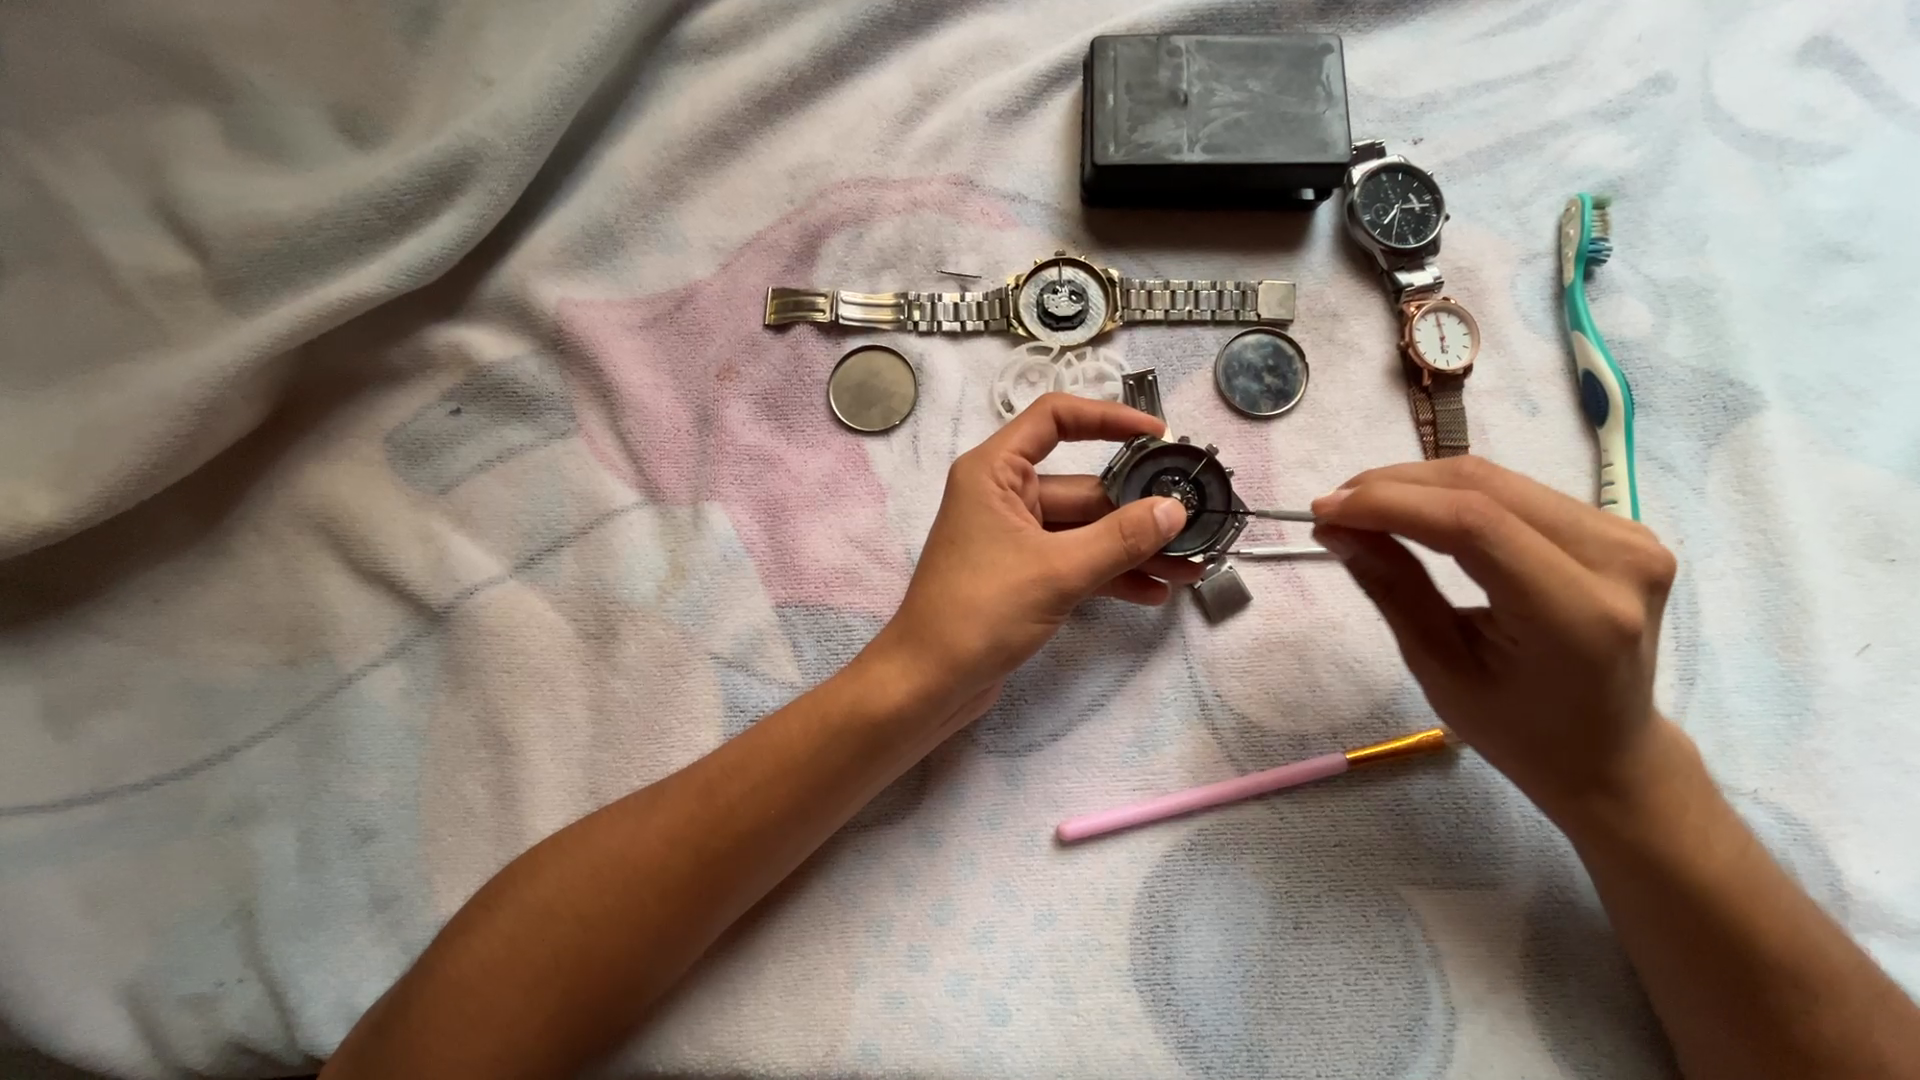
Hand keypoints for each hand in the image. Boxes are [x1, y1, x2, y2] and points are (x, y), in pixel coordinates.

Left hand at [870, 394, 1196, 717]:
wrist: (928, 682)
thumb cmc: (979, 612)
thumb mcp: (1057, 571)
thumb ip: (1119, 539)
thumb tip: (1174, 510)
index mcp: (995, 472)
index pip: (1055, 418)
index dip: (1108, 418)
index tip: (1158, 435)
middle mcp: (1004, 497)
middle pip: (1083, 487)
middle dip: (1138, 510)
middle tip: (1194, 523)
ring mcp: (1014, 539)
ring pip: (1084, 531)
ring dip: (1133, 549)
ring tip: (1188, 567)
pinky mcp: (1023, 576)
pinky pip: (1075, 563)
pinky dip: (1110, 575)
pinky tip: (1153, 592)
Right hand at [1310, 457, 1677, 819]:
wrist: (1606, 750)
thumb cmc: (1516, 727)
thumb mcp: (1439, 668)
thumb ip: (1393, 589)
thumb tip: (1335, 528)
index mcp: (1577, 614)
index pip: (1473, 524)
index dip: (1390, 505)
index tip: (1323, 510)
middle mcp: (1617, 560)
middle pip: (1484, 487)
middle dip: (1394, 486)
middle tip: (1333, 507)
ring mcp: (1628, 536)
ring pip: (1497, 478)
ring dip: (1417, 483)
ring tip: (1361, 507)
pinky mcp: (1618, 527)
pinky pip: (1516, 490)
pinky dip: (1450, 493)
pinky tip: (1412, 510)